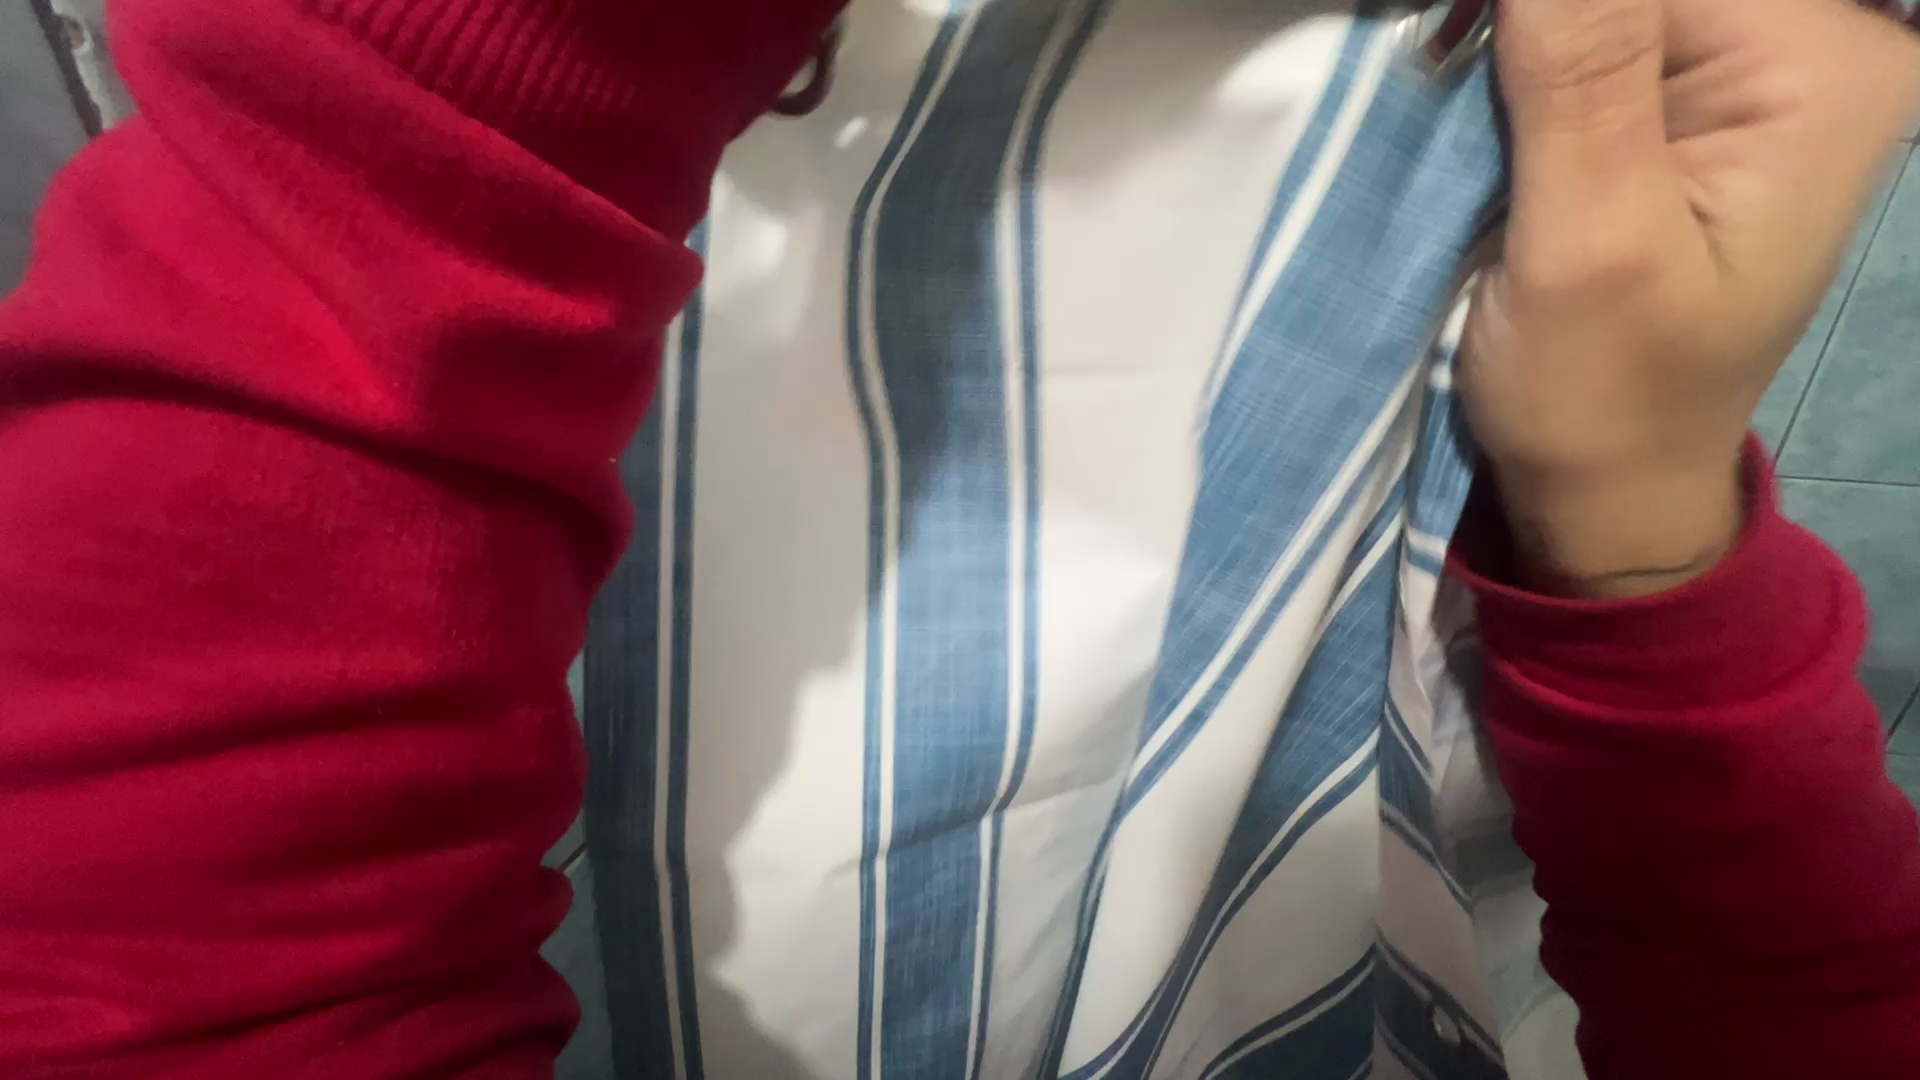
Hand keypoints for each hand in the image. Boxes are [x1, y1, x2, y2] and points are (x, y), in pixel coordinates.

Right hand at [1460, 0, 1919, 596]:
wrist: (1596, 480)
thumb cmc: (1598, 390)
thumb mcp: (1588, 245)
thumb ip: (1578, 84)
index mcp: (1811, 72)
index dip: (1535, 17)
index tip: (1439, 70)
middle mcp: (1783, 64)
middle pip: (1618, 3)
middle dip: (1513, 47)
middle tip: (1453, 147)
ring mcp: (1711, 104)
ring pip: (1579, 35)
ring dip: (1495, 80)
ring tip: (1455, 164)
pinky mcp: (1645, 144)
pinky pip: (1562, 85)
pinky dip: (1496, 109)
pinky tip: (1467, 160)